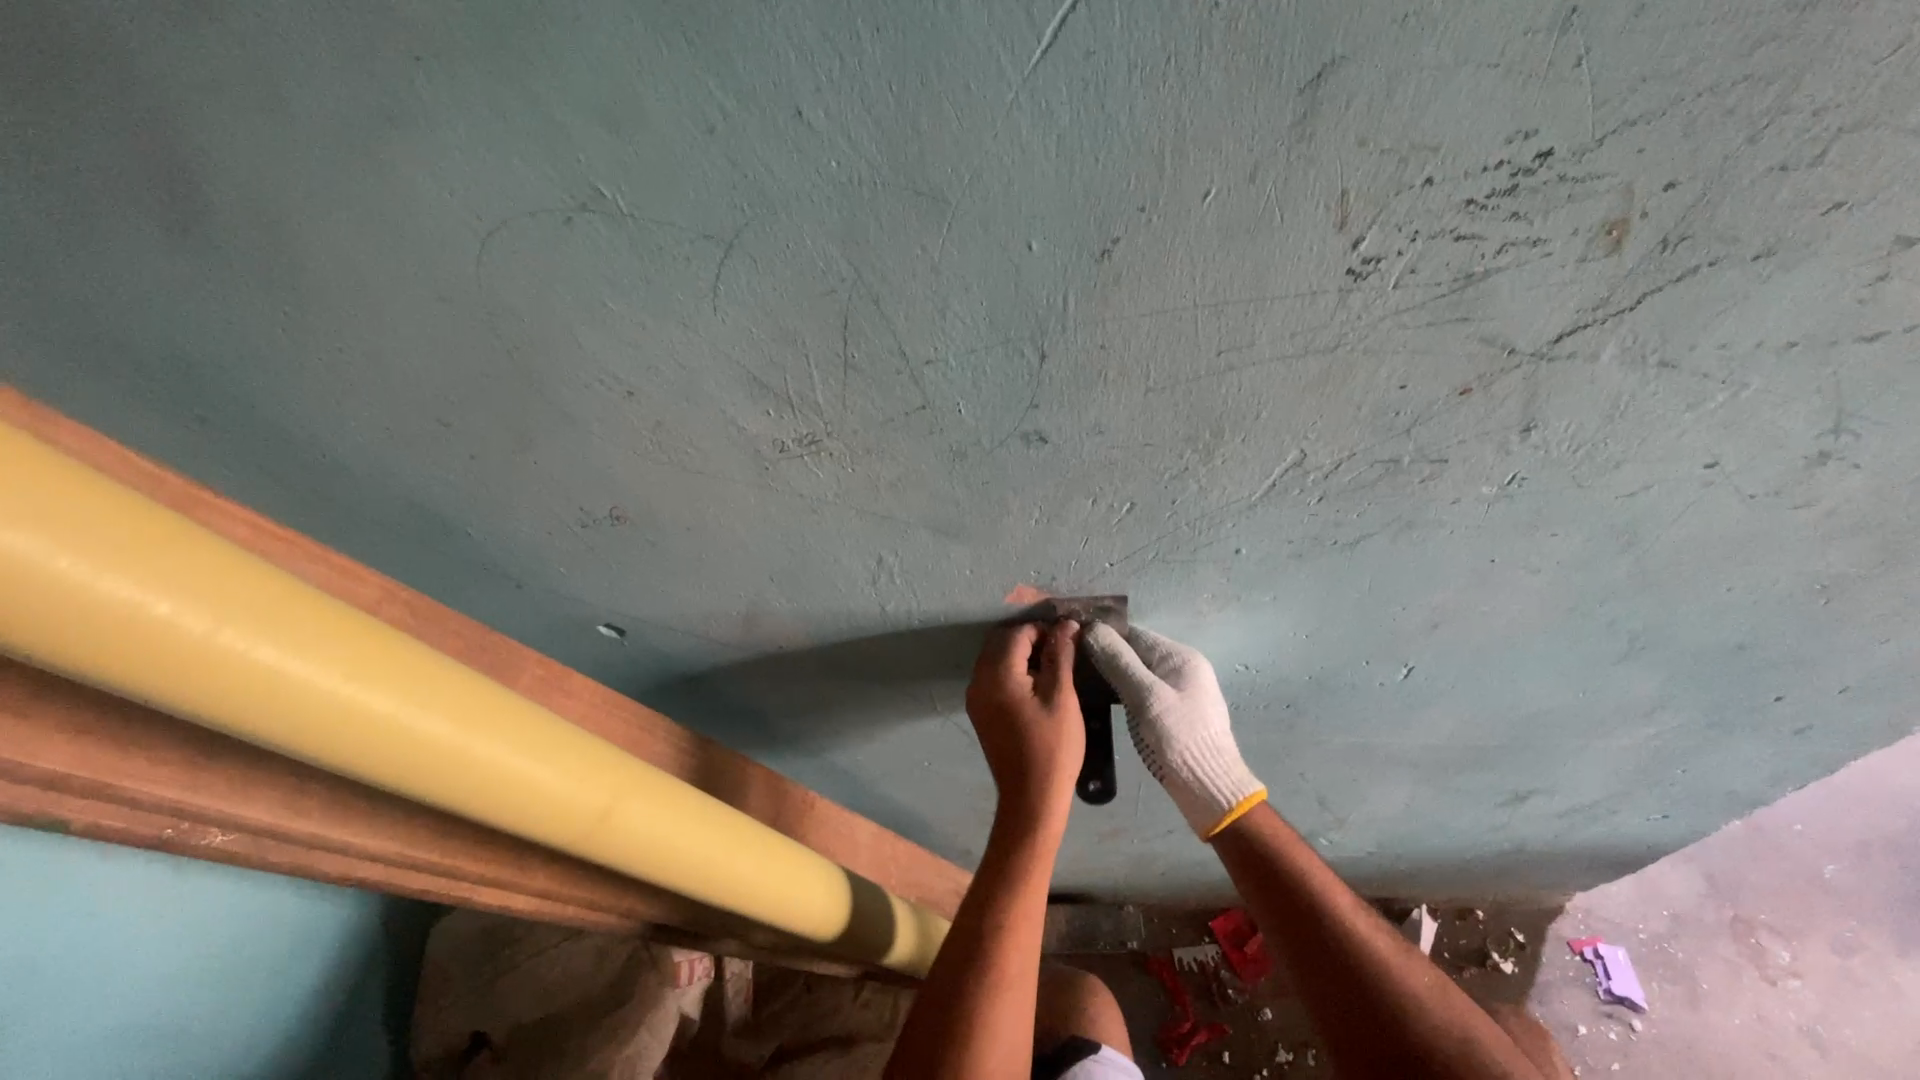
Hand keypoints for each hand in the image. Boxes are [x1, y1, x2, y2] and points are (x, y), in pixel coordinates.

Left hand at [965, 621, 1083, 820]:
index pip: (1017, 633)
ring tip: (1053, 665)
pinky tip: (1037, 684)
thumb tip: (1066, 624)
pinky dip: (1012, 671)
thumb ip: (1061, 655)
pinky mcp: (980, 711)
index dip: (1044, 630)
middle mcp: (978, 680)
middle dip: (1031, 638)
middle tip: (1062, 649)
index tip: (1070, 639)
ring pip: (995, 658)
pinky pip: (993, 677)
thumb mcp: (1062, 696)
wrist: (1031, 797)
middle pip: (1001, 642)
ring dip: (1021, 654)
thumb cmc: (1052, 746)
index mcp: (996, 674)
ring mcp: (975, 697)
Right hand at [1082, 623, 1265, 838]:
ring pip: (1139, 673)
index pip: (1133, 634)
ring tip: (1082, 684)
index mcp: (1180, 656)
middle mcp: (1184, 667)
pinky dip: (1125, 694)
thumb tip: (1092, 628)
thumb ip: (1118, 661)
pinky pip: (1145, 692)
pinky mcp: (1177, 712)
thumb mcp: (1144, 697)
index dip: (1102, 636)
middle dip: (1106, 657)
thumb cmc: (1177, 738)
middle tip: (1072, 668)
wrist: (1209, 788)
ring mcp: (1182, 690)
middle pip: (1136, 652)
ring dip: (1114, 677)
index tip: (1071, 645)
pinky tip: (1106, 703)